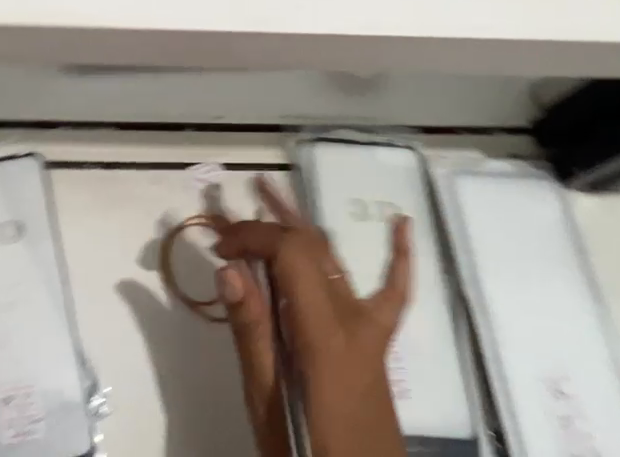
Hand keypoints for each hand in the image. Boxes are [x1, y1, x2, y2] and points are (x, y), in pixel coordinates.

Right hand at [211, 175, 411, 456]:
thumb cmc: (307, 451)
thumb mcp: (267, 402)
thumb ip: (253, 335)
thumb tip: (229, 269)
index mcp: (323, 333)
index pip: (289, 253)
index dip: (252, 237)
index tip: (218, 248)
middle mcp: (352, 319)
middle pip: (308, 248)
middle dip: (265, 224)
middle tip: (223, 218)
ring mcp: (370, 327)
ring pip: (334, 257)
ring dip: (299, 222)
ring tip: (268, 190)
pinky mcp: (379, 342)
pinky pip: (393, 291)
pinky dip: (398, 256)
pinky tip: (401, 224)